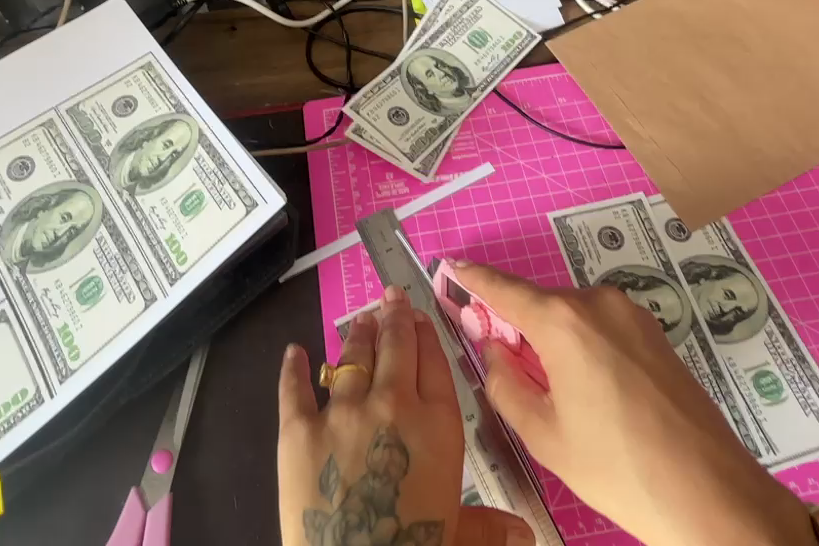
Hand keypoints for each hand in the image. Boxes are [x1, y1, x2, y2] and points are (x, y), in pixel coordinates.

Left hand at [280, 284, 530, 545]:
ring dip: (357, 335)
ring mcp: (342, 412)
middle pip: (395, 347)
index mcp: (436, 425)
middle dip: (394, 318)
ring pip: (351, 358)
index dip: (427, 336)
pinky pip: (294, 389)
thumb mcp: (460, 537)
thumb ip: (488, 527)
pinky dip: (293, 368)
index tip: (420, 317)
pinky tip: (294, 351)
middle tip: (390, 297)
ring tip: (360, 320)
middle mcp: (392, 404)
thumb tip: (525, 534)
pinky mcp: (298, 429)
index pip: (434, 364)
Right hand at [453, 263, 814, 545]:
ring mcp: (631, 313)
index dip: (474, 278)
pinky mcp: (654, 332)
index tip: (451, 267)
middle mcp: (596, 301)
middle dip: (515, 325)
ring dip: (550, 339)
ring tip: (554, 393)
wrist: (711, 494)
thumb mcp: (542, 433)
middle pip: (539, 304)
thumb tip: (494, 347)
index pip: (504, 288)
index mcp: (562, 320)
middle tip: (502, 365)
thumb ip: (503, 380)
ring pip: (570, 316)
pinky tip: (588, 391)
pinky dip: (580, 344)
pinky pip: (599, 326)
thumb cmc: (616, 467)